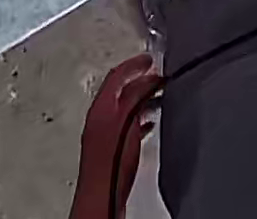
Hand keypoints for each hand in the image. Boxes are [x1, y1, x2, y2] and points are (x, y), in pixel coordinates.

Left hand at [69, 54, 161, 218]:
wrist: (102, 199)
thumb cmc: (112, 163)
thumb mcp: (128, 121)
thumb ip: (136, 98)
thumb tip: (147, 80)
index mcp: (101, 106)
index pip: (117, 74)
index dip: (134, 64)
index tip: (149, 59)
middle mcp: (99, 116)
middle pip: (120, 89)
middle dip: (138, 79)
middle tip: (156, 75)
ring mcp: (103, 133)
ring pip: (123, 106)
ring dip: (140, 98)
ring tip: (157, 95)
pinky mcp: (109, 150)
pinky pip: (125, 123)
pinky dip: (138, 117)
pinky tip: (149, 123)